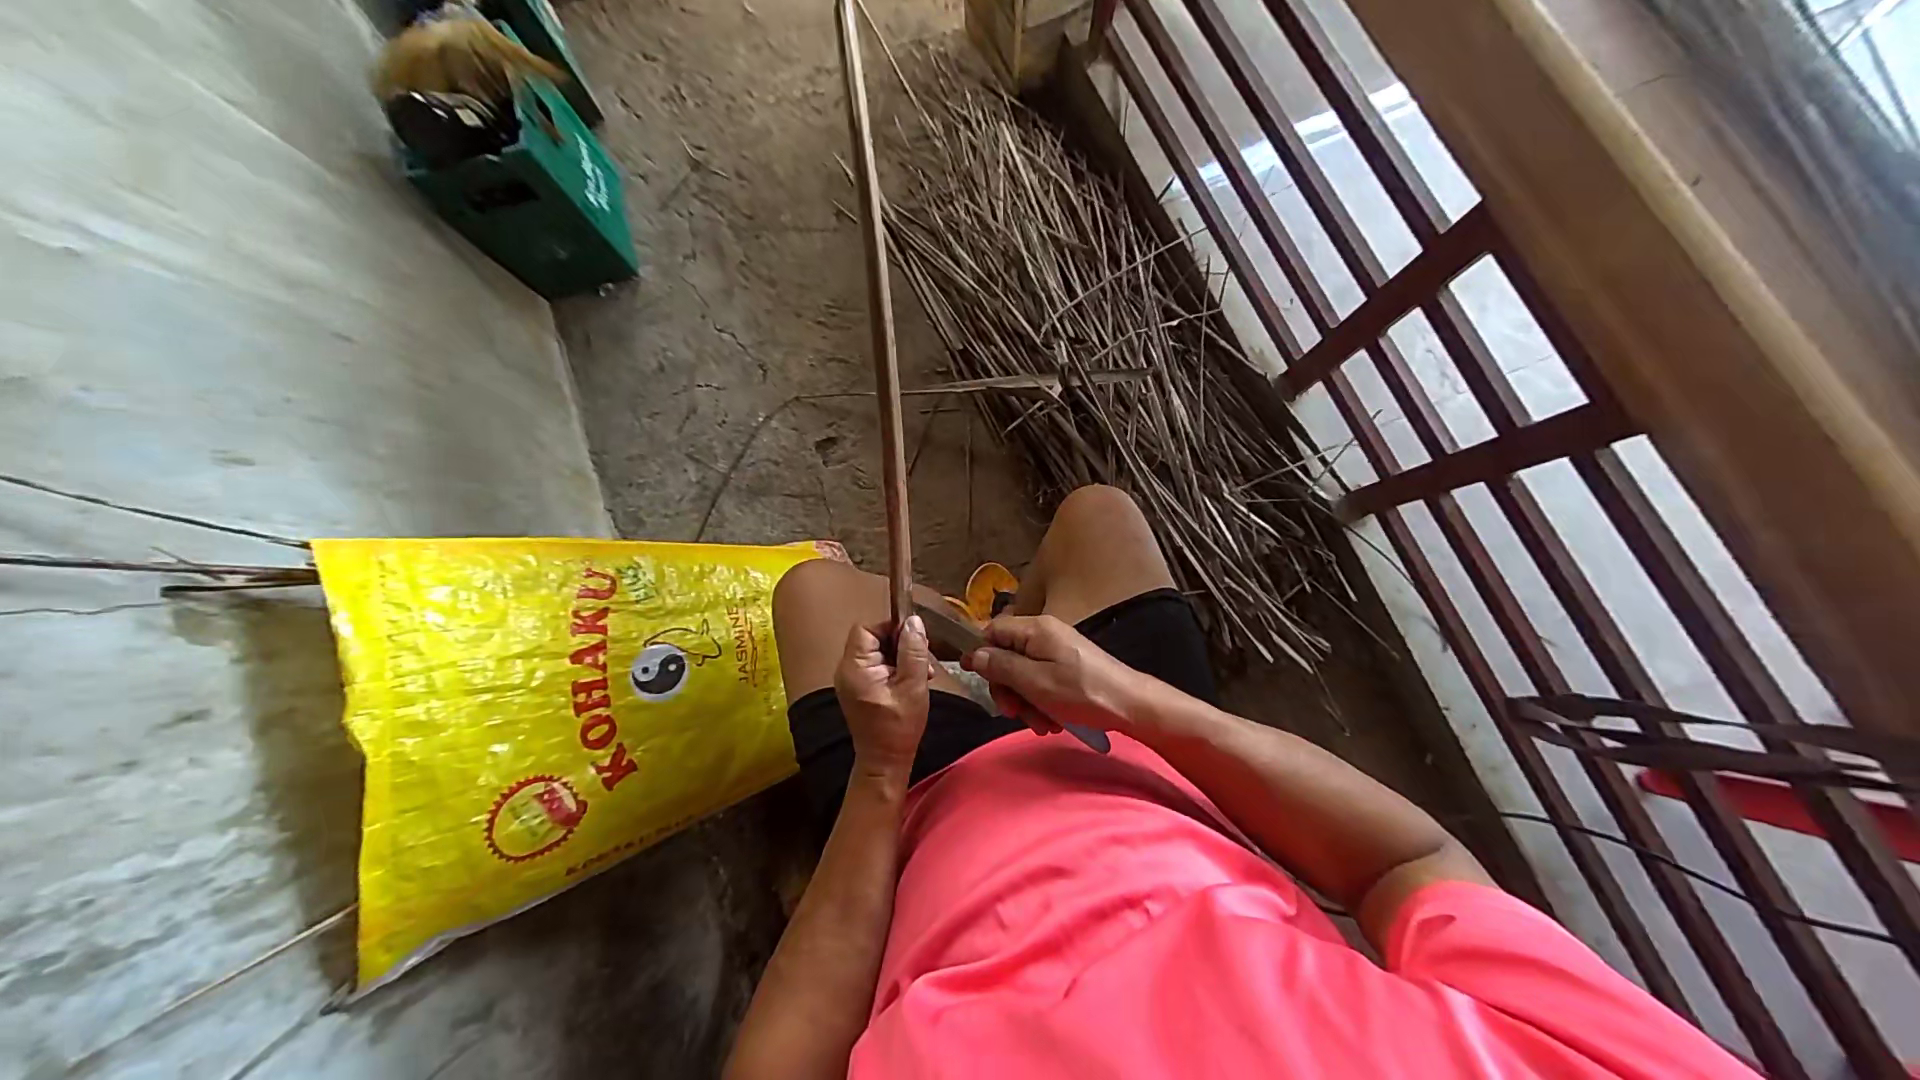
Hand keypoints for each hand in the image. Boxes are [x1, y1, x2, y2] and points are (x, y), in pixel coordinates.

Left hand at [833, 615, 932, 778]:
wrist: (885, 761)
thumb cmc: (899, 726)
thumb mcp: (913, 684)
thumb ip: (913, 650)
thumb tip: (913, 621)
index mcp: (855, 667)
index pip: (867, 629)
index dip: (891, 628)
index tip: (913, 640)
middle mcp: (846, 670)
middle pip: (872, 639)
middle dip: (900, 645)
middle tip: (922, 660)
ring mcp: (850, 680)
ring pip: (877, 653)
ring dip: (901, 658)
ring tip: (921, 674)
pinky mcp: (858, 689)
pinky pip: (876, 667)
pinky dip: (894, 669)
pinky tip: (911, 682)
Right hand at [959, 614, 1144, 735]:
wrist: (1132, 706)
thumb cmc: (1082, 692)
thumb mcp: (1035, 682)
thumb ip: (1001, 666)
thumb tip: (974, 654)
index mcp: (1036, 628)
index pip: (993, 631)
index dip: (983, 655)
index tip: (981, 682)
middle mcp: (1045, 634)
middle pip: (1007, 655)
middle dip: (1008, 688)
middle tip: (1015, 713)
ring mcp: (1058, 651)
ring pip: (1023, 673)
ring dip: (1026, 701)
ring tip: (1041, 723)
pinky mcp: (1069, 668)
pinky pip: (1042, 681)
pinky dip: (1042, 702)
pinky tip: (1053, 721)